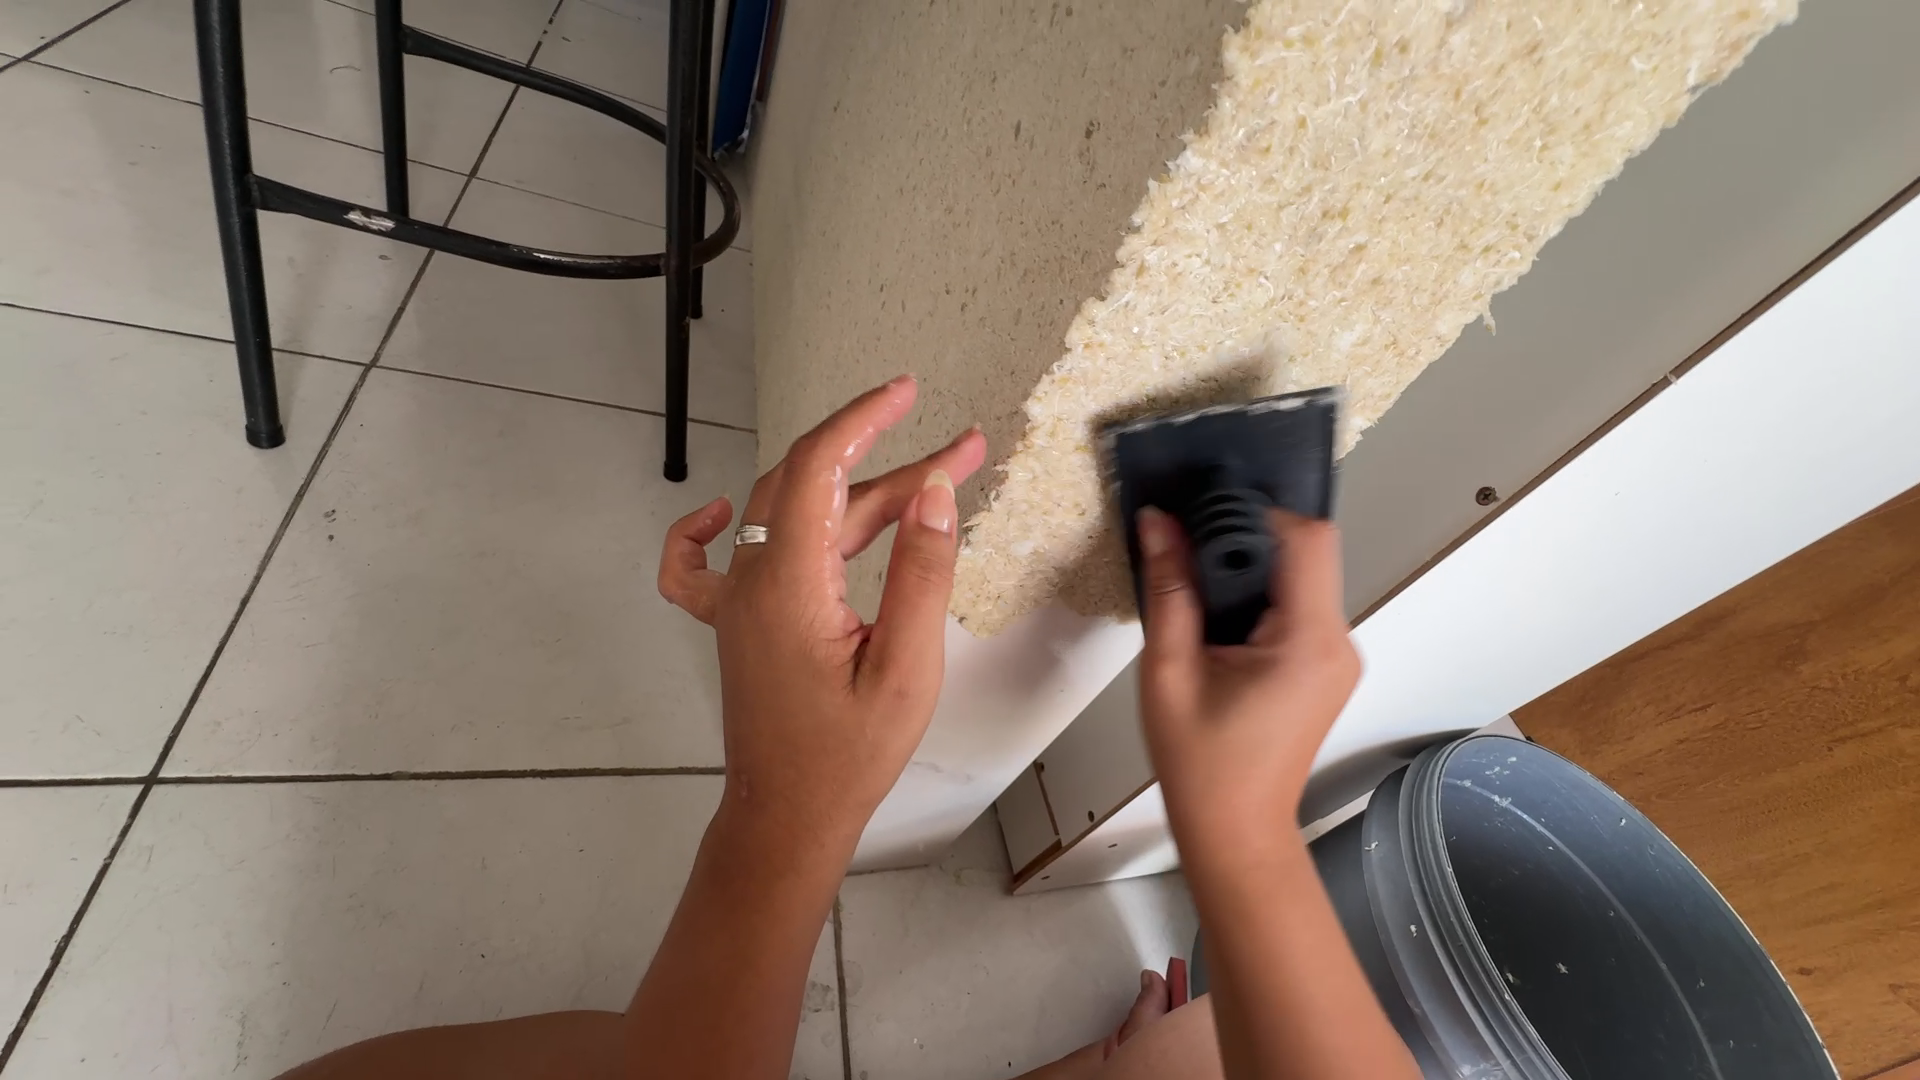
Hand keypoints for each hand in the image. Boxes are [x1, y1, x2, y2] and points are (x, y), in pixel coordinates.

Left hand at [656, 376, 986, 851]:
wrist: (787, 815)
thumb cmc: (851, 753)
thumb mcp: (907, 669)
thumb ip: (922, 576)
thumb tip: (935, 494)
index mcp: (791, 585)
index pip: (819, 468)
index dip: (863, 419)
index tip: (908, 393)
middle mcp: (751, 580)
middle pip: (816, 488)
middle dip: (893, 463)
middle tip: (962, 454)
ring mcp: (735, 600)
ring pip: (791, 516)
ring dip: (857, 495)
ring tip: (929, 486)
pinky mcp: (733, 621)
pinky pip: (703, 561)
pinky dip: (708, 527)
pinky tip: (724, 510)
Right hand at [1134, 507, 1359, 848]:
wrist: (1233, 828)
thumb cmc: (1199, 759)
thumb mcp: (1170, 669)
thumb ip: (1169, 589)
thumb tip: (1158, 521)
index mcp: (1308, 641)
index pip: (1308, 539)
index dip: (1259, 516)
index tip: (1204, 524)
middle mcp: (1338, 643)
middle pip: (1308, 556)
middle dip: (1247, 543)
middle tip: (1189, 557)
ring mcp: (1337, 658)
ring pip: (1301, 580)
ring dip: (1250, 573)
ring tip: (1196, 593)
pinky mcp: (1324, 669)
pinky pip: (1298, 609)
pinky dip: (1258, 600)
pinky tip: (1217, 623)